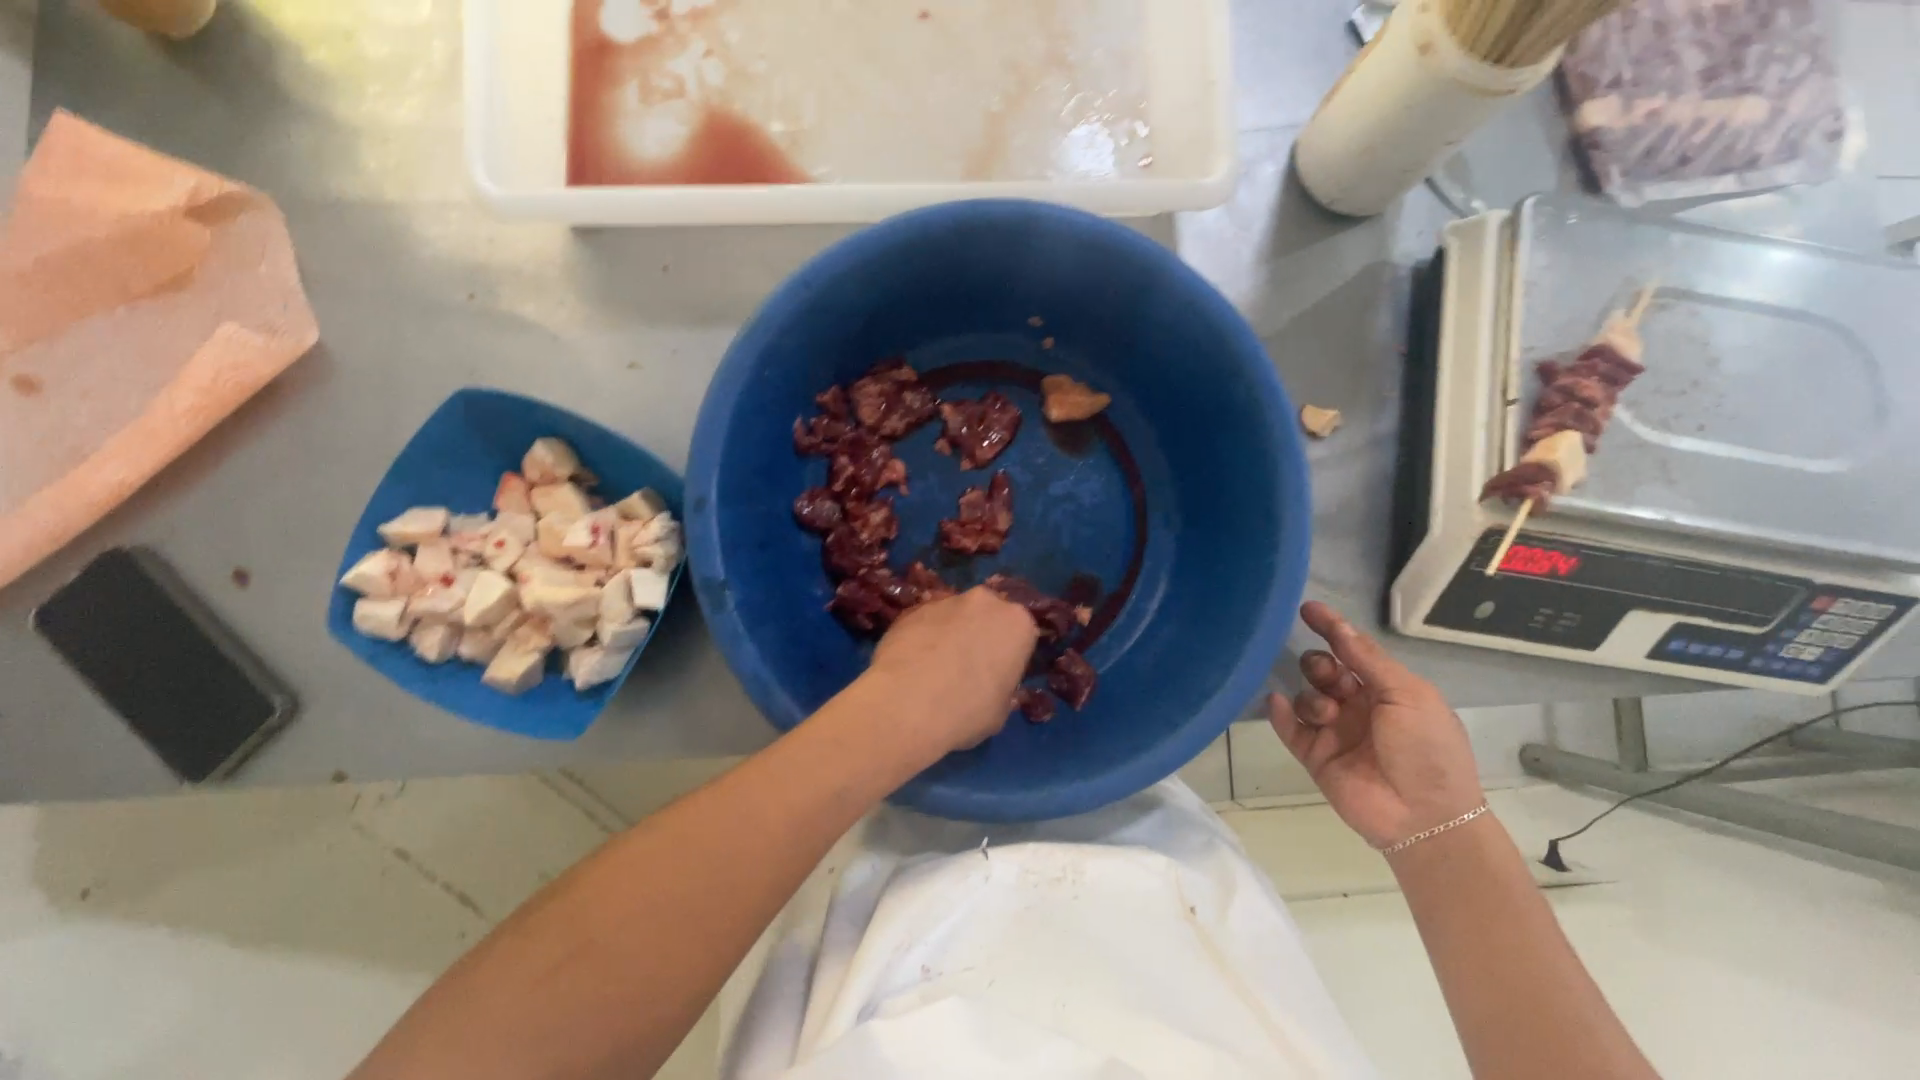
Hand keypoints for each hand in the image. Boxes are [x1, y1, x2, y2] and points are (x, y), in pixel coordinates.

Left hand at [866, 587, 1039, 754]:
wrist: (907, 704)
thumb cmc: (967, 711)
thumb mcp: (1000, 711)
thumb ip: (1002, 690)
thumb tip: (993, 688)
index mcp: (1018, 623)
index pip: (1021, 633)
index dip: (1009, 654)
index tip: (997, 673)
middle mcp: (984, 601)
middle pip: (987, 615)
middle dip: (979, 634)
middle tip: (966, 666)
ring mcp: (945, 601)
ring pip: (953, 615)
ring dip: (949, 633)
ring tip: (932, 666)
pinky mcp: (911, 608)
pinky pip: (924, 621)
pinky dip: (922, 636)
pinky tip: (911, 663)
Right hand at [1268, 602, 1484, 849]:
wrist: (1424, 816)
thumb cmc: (1428, 749)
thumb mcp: (1408, 695)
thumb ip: (1368, 660)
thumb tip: (1339, 625)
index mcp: (1388, 690)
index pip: (1353, 650)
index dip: (1331, 628)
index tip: (1306, 609)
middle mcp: (1359, 706)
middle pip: (1324, 671)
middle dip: (1319, 665)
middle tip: (1328, 675)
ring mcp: (1336, 732)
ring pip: (1307, 697)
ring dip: (1312, 695)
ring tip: (1328, 713)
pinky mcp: (1316, 757)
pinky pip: (1290, 728)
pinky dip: (1282, 713)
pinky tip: (1281, 704)